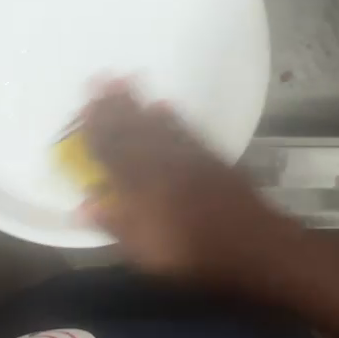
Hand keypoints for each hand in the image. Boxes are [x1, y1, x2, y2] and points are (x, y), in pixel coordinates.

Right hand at [79, 82, 298, 284]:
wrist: (257, 250)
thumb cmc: (196, 259)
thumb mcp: (146, 252)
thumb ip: (114, 225)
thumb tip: (81, 205)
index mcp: (140, 188)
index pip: (111, 153)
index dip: (95, 130)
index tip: (82, 108)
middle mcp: (161, 166)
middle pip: (132, 132)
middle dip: (113, 106)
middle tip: (99, 78)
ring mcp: (189, 159)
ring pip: (157, 125)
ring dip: (138, 101)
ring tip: (124, 78)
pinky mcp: (212, 160)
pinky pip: (186, 131)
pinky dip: (172, 116)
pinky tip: (164, 104)